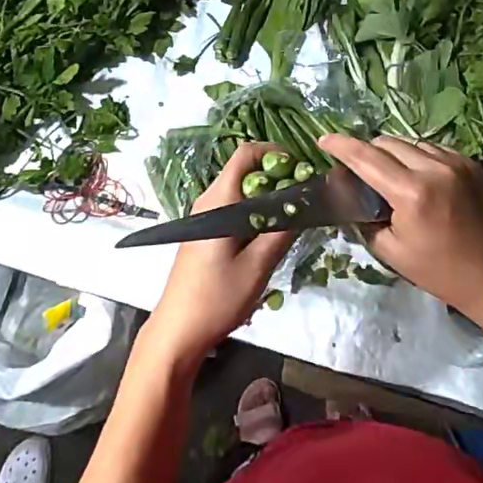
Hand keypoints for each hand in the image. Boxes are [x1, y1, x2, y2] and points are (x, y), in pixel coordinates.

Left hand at [142, 143, 298, 361]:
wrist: (178, 329)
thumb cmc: (217, 298)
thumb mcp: (257, 267)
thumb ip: (280, 232)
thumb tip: (303, 204)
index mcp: (218, 202)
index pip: (245, 155)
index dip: (275, 153)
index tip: (301, 169)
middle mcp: (208, 201)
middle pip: (243, 170)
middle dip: (275, 175)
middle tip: (303, 195)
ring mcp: (203, 217)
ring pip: (239, 190)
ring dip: (266, 195)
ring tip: (292, 214)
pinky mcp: (204, 232)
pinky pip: (232, 207)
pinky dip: (254, 210)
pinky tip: (270, 232)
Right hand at [317, 135, 482, 312]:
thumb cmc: (437, 270)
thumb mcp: (389, 250)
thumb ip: (365, 216)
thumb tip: (350, 194)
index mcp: (411, 192)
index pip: (366, 158)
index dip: (340, 146)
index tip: (323, 140)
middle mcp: (434, 169)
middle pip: (387, 143)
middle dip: (367, 151)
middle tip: (357, 168)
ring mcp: (456, 163)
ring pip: (410, 141)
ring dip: (392, 153)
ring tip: (388, 172)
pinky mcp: (471, 164)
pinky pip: (433, 148)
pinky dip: (417, 156)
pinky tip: (416, 174)